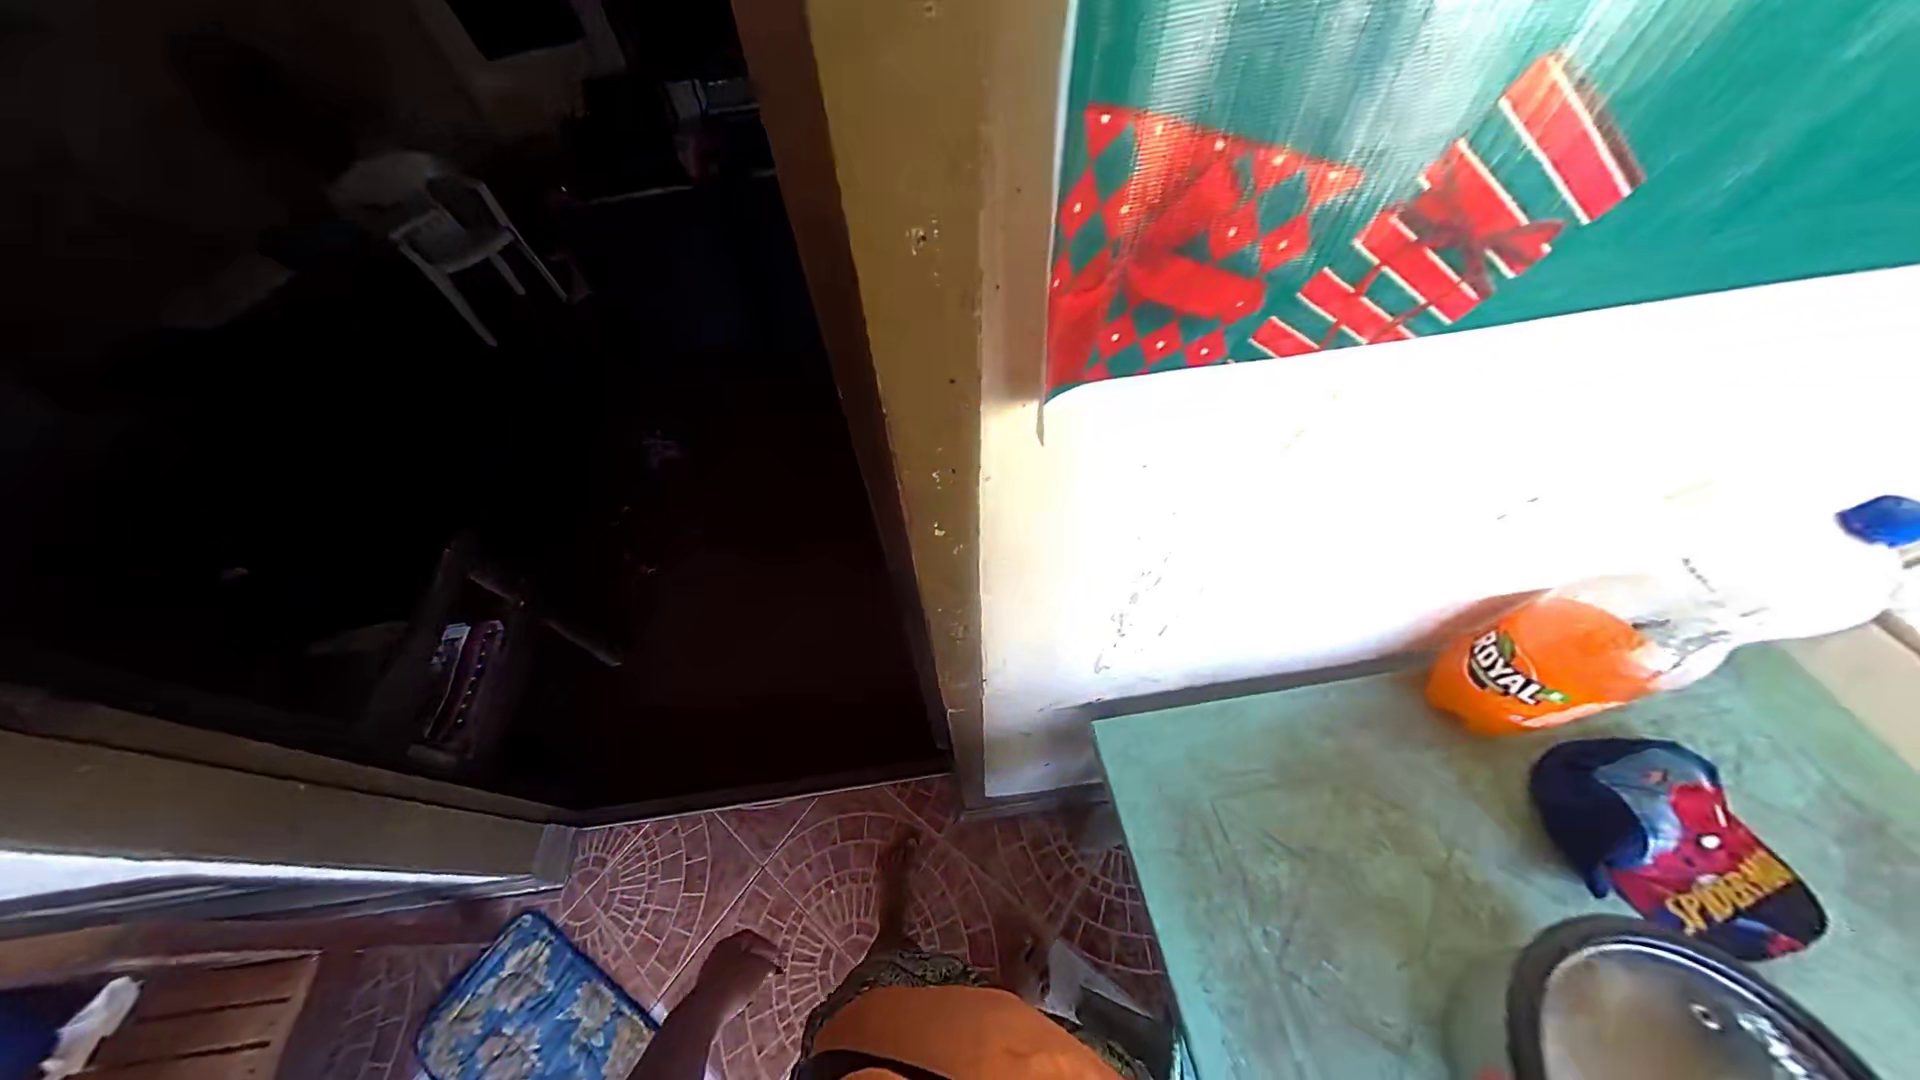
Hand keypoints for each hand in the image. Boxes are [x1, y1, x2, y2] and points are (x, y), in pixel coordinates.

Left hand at [688, 930, 780, 1018]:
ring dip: (746, 975)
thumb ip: (768, 963)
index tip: (778, 955)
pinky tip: (744, 997)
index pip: (751, 937)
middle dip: (756, 959)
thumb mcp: (760, 969)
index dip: (767, 945)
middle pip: (741, 952)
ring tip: (759, 984)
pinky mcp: (706, 991)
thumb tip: (771, 965)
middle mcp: (718, 952)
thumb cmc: (736, 983)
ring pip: (733, 969)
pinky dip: (737, 987)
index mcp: (730, 941)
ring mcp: (709, 972)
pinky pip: (726, 984)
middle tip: (769, 967)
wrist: (706, 1010)